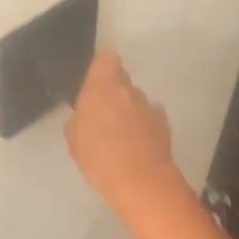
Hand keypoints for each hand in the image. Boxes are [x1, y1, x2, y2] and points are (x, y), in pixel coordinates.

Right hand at [66, 49, 181, 213]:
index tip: (94, 82)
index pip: (106, 58)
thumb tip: (85, 115)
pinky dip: (144, 126)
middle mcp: (128, 89)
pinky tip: (137, 146)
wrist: (140, 181)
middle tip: (103, 114)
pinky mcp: (164, 124)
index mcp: (102, 86)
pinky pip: (150, 118)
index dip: (101, 67)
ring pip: (136, 100)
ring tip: (121, 136)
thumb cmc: (98, 157)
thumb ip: (79, 119)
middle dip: (113, 92)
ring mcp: (149, 105)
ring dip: (129, 111)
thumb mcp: (74, 140)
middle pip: (122, 79)